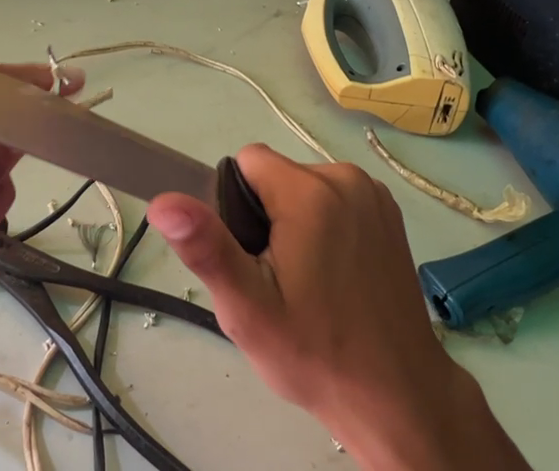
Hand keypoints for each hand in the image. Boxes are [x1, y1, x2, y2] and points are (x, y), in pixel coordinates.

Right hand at [146, 145, 528, 470]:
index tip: (250, 257)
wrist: (395, 395)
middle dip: (266, 218)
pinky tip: (334, 276)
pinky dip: (326, 226)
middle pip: (276, 176)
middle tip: (277, 281)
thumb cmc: (315, 354)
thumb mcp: (247, 309)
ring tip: (307, 283)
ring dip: (295, 222)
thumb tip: (162, 202)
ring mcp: (373, 195)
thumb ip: (206, 249)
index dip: (236, 208)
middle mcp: (346, 178)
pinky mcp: (389, 213)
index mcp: (310, 193)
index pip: (247, 162)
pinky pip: (335, 200)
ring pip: (304, 188)